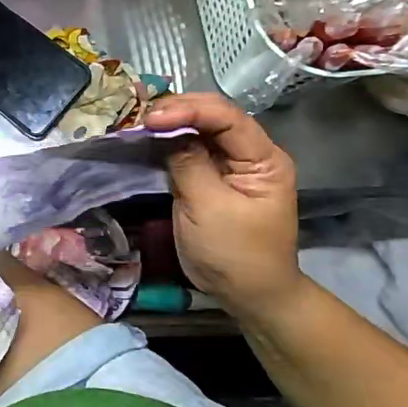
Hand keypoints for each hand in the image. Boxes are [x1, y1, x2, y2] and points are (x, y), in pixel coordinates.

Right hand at [142, 94, 300, 315]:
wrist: (250, 296)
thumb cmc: (236, 255)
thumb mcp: (209, 209)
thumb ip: (189, 164)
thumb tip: (166, 132)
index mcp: (264, 159)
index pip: (228, 118)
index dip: (190, 110)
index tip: (153, 117)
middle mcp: (251, 155)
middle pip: (216, 118)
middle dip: (180, 111)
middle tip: (143, 117)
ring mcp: (233, 167)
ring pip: (202, 132)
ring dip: (173, 124)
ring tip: (143, 123)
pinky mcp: (215, 180)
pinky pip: (193, 153)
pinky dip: (172, 144)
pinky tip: (152, 140)